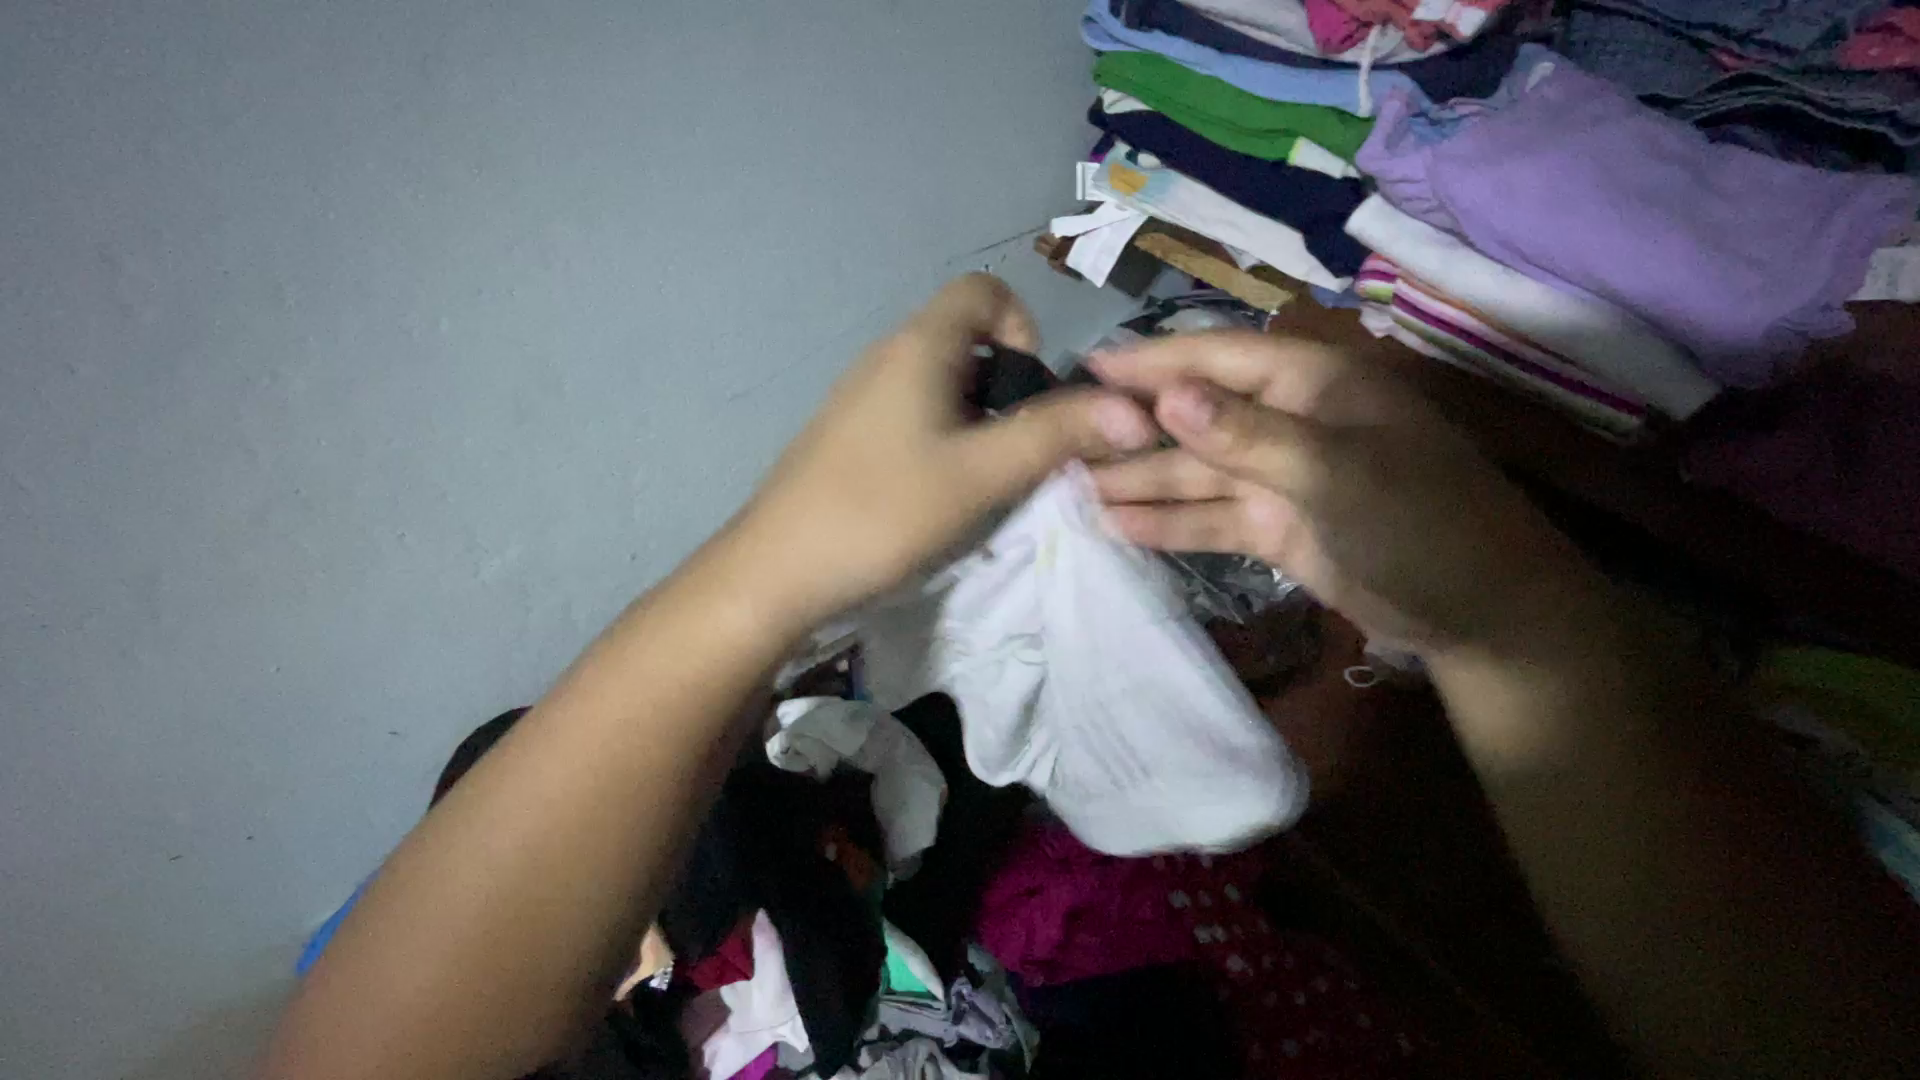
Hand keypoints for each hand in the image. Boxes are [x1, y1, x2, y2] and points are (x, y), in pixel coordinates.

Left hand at [728, 274, 1156, 627]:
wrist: (776, 572)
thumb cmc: (882, 512)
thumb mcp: (980, 475)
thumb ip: (1055, 437)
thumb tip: (1134, 409)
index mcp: (917, 346)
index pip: (984, 290)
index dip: (1023, 326)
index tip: (1031, 393)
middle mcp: (886, 357)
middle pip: (967, 340)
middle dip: (1009, 387)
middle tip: (1018, 450)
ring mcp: (861, 397)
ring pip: (941, 384)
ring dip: (979, 420)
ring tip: (984, 480)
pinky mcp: (849, 436)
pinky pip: (913, 416)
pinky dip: (944, 440)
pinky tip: (938, 496)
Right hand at [1090, 331, 1606, 658]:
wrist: (1480, 614)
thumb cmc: (1423, 523)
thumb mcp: (1336, 473)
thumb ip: (1248, 437)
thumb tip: (1168, 397)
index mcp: (1311, 384)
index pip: (1215, 360)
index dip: (1151, 363)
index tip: (1086, 368)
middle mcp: (1286, 422)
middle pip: (1194, 418)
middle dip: (1132, 429)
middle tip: (1060, 440)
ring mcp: (1277, 477)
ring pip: (1194, 471)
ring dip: (1139, 480)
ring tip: (1070, 487)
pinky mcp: (1273, 526)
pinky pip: (1209, 517)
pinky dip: (1168, 523)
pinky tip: (1115, 526)